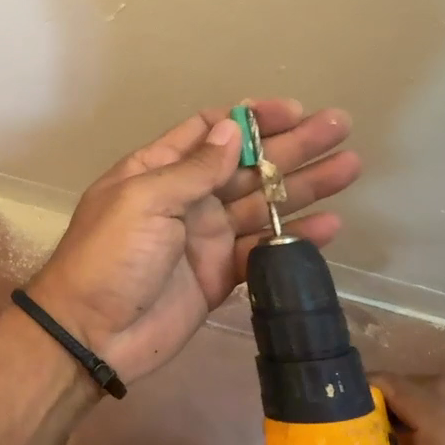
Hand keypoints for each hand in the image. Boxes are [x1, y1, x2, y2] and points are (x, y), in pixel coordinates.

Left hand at [23, 98, 359, 382]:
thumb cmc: (110, 256)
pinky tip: (331, 225)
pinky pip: (264, 250)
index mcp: (157, 170)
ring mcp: (204, 238)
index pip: (209, 131)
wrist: (93, 333)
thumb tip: (232, 129)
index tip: (292, 110)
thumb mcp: (145, 200)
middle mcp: (185, 198)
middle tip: (339, 126)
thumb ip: (193, 169)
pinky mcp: (220, 275)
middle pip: (246, 165)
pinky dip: (295, 238)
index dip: (250, 120)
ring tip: (351, 166)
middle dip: (291, 146)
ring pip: (262, 204)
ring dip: (303, 186)